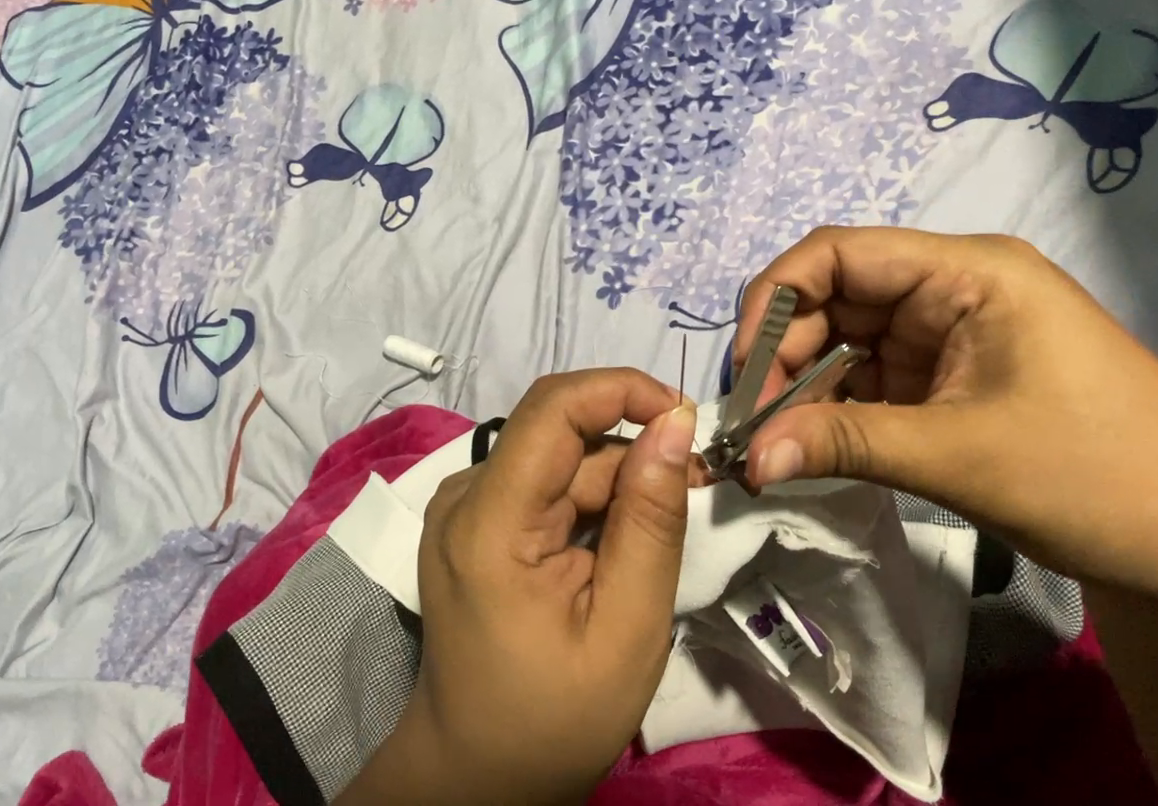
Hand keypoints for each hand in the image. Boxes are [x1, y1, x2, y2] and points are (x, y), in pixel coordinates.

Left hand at [340, 370, 699, 805]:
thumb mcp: (627, 629)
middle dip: (632, 446)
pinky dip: (589, 500)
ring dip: (615, 479)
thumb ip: (651, 522)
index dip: (622, 390)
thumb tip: (675, 425)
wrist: (477, 771)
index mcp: (488, 521)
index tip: (686, 419)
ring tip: (655, 536)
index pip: (552, 408)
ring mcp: (463, 508)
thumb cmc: (555, 718)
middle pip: (559, 435)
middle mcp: (464, 497)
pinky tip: (615, 545)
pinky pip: (542, 485)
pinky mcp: (474, 523)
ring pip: (557, 458)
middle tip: (694, 488)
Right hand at [730, 225, 1157, 593]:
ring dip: (803, 388)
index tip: (744, 368)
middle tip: (752, 426)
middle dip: (785, 356)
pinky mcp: (949, 382)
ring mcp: (950, 338)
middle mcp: (952, 290)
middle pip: (835, 299)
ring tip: (773, 444)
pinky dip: (833, 410)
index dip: (777, 300)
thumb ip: (841, 443)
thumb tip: (744, 461)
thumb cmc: (1098, 476)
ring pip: (845, 344)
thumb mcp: (957, 455)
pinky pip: (868, 381)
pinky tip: (810, 445)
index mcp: (967, 272)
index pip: (839, 254)